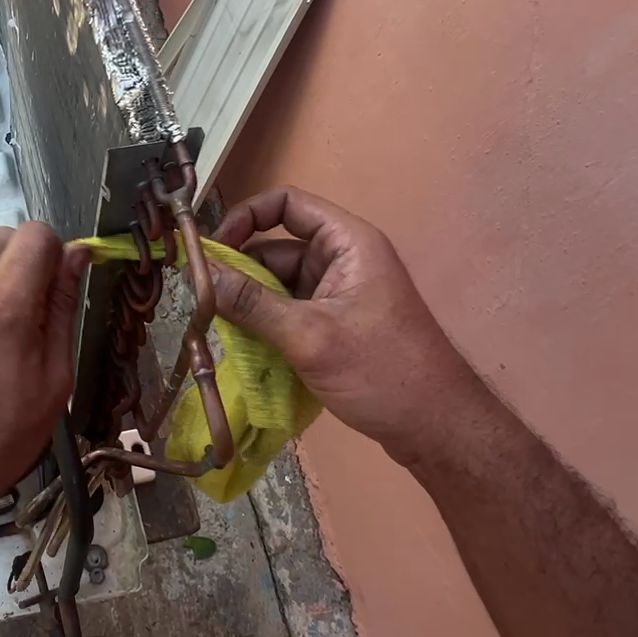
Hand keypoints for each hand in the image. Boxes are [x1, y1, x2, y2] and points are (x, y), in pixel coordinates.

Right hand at [210, 187, 489, 465]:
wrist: (438, 432)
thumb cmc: (382, 373)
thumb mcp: (308, 336)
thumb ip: (250, 303)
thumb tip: (199, 274)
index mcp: (347, 243)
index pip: (287, 204)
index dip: (246, 217)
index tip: (214, 249)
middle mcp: (341, 260)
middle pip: (275, 247)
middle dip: (239, 270)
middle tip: (201, 298)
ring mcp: (337, 294)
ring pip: (277, 283)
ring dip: (248, 302)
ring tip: (213, 326)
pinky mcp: (333, 324)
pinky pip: (287, 310)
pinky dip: (263, 323)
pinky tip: (239, 344)